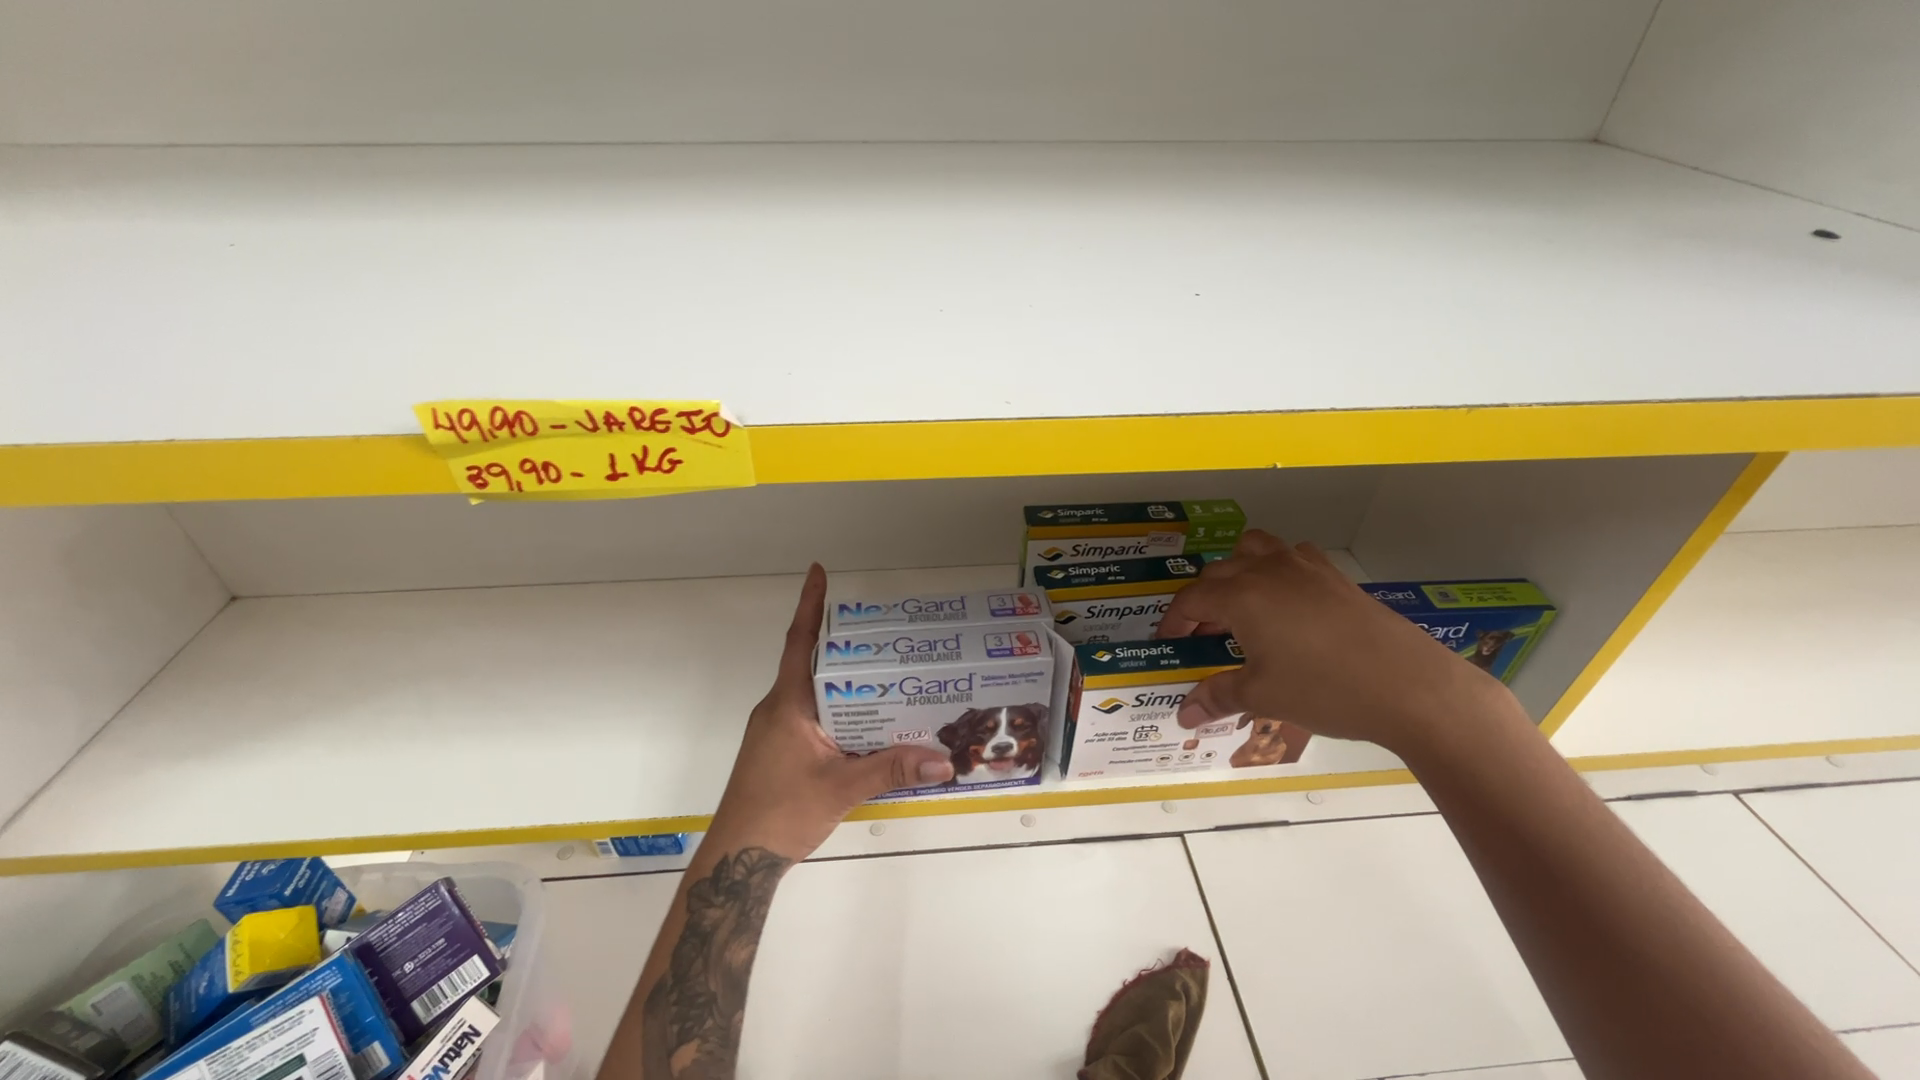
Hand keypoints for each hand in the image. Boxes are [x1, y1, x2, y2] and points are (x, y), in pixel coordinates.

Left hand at [705, 564, 954, 860]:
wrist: (738, 858)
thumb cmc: (780, 812)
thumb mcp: (841, 787)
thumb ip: (892, 769)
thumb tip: (944, 759)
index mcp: (788, 704)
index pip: (799, 642)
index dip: (810, 605)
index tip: (819, 571)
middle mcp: (780, 709)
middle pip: (816, 666)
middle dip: (849, 647)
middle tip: (889, 634)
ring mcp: (778, 732)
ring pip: (818, 695)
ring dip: (848, 684)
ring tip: (891, 677)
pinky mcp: (782, 752)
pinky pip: (817, 719)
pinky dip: (843, 712)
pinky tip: (872, 726)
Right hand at [1155, 529, 1526, 756]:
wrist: (1408, 685)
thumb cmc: (1324, 689)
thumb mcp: (1263, 696)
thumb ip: (1218, 697)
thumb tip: (1182, 714)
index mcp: (1241, 596)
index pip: (1192, 599)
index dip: (1174, 622)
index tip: (1170, 643)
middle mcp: (1268, 571)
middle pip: (1219, 572)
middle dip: (1203, 601)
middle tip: (1204, 636)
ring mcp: (1305, 568)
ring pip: (1256, 548)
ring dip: (1238, 570)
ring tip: (1240, 605)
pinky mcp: (1336, 577)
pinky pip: (1293, 557)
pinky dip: (1277, 570)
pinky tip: (1288, 603)